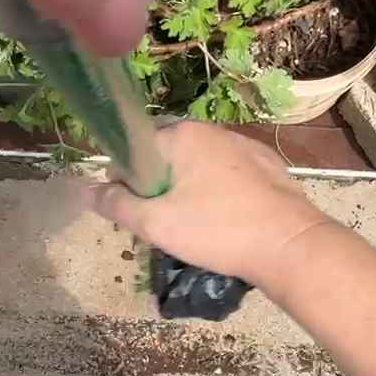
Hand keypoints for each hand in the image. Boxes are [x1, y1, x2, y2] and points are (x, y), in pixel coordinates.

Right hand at [84, 122, 335, 287]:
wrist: (291, 245)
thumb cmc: (217, 230)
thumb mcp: (156, 224)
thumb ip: (117, 205)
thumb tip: (84, 190)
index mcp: (180, 134)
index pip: (133, 151)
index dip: (126, 183)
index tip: (136, 213)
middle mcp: (211, 130)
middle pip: (165, 157)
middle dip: (158, 188)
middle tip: (165, 226)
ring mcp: (243, 145)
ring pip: (197, 167)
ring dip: (188, 192)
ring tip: (197, 229)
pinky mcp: (267, 166)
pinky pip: (226, 176)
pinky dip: (218, 195)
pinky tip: (226, 223)